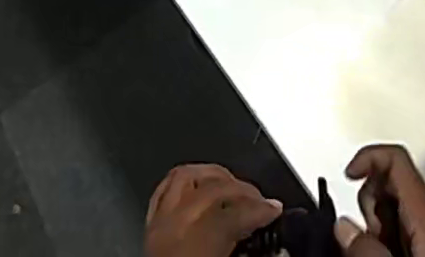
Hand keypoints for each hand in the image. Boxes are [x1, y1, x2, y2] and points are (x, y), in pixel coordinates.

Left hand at [145, 164, 282, 256]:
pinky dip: (187, 180)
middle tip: (262, 202)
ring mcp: (156, 227)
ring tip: (235, 186)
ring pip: (185, 178)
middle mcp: (171, 230)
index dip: (257, 209)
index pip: (230, 215)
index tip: (276, 211)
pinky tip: (201, 185)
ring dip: (214, 176)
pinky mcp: (148, 229)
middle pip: (211, 189)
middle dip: (242, 190)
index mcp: (192, 250)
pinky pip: (165, 189)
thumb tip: (277, 252)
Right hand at [334, 145, 424, 256]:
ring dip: (372, 224)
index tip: (348, 174)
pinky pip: (398, 233)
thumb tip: (344, 227)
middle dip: (367, 200)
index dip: (369, 158)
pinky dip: (381, 240)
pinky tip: (380, 255)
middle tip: (364, 234)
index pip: (398, 160)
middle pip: (391, 183)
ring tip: (371, 249)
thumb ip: (370, 250)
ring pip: (392, 210)